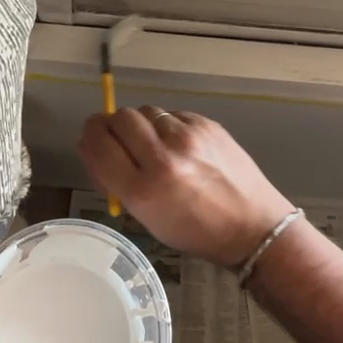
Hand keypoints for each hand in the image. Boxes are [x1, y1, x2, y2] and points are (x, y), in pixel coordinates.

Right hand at [78, 107, 293, 266]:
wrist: (253, 225)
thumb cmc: (196, 231)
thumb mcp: (147, 218)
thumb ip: (117, 181)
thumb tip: (95, 148)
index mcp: (143, 189)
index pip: (98, 144)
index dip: (89, 137)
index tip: (91, 140)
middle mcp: (163, 157)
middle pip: (119, 118)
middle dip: (113, 127)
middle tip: (120, 142)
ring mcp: (187, 136)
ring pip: (145, 111)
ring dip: (140, 125)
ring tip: (152, 145)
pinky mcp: (206, 123)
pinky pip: (171, 114)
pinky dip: (167, 126)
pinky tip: (178, 145)